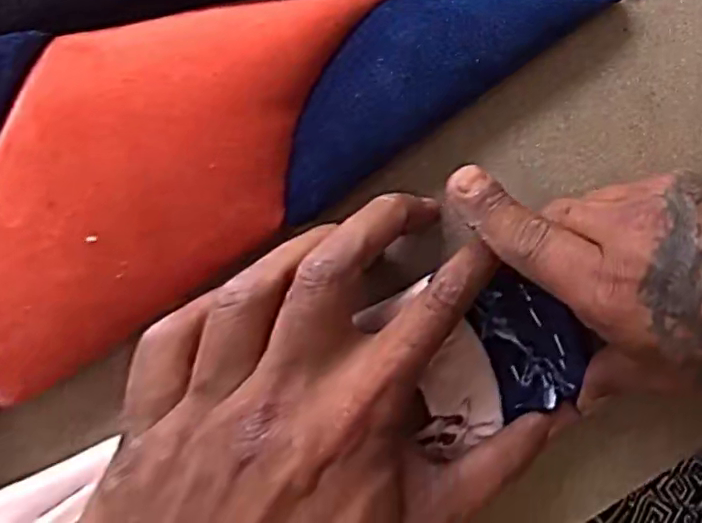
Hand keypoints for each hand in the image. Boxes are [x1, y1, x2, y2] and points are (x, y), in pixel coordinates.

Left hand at [82, 193, 570, 522]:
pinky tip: (249, 294)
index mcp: (357, 413)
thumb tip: (553, 416)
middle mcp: (286, 392)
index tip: (489, 240)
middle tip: (413, 210)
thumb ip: (493, 465)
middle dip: (380, 219)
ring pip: (252, 288)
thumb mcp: (422, 521)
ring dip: (303, 247)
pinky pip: (170, 338)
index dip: (471, 262)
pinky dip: (212, 301)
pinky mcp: (149, 429)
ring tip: (339, 238)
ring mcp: (210, 406)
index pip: (433, 307)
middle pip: (330, 268)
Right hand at [443, 167, 701, 405]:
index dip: (491, 211)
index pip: (531, 238)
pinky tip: (658, 243)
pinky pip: (633, 193)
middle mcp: (620, 226)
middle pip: (559, 213)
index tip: (462, 181)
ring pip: (595, 200)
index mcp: (604, 280)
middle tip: (564, 267)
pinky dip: (628, 214)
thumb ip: (606, 374)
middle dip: (548, 235)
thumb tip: (577, 387)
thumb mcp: (661, 371)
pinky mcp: (679, 179)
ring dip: (590, 224)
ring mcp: (652, 195)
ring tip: (622, 259)